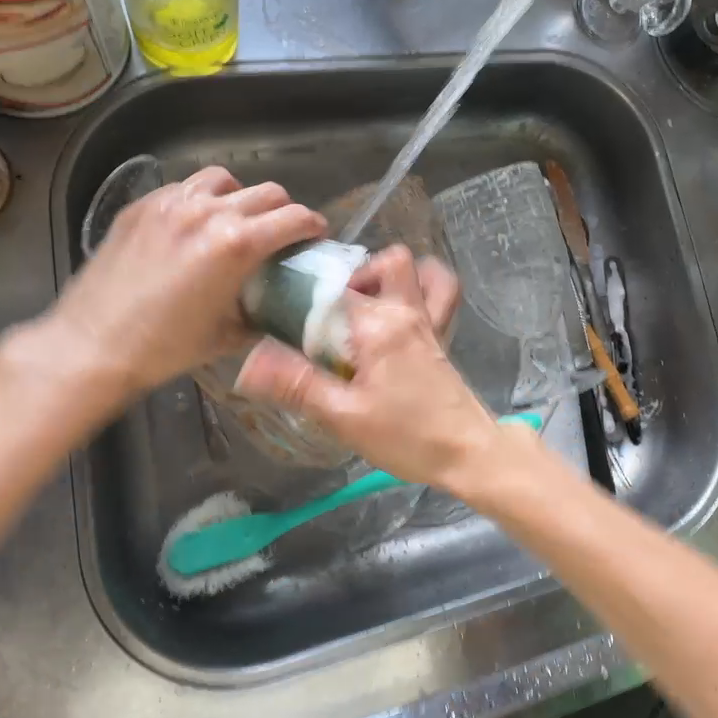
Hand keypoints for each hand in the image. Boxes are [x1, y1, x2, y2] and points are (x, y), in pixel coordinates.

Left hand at [41, 166, 325, 406]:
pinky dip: (200, 200)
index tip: (315, 237)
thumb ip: (263, 310)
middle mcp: (208, 212)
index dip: (313, 226)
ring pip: (224, 180)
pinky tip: (193, 226)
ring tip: (235, 220)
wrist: (90, 347)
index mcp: (238, 244)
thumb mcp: (228, 335)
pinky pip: (184, 188)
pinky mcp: (142, 207)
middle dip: (284, 211)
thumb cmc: (165, 349)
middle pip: (268, 192)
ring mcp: (171, 204)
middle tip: (281, 234)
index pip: (295, 217)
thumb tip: (280, 304)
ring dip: (241, 197)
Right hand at [233, 245, 518, 489]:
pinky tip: (399, 311)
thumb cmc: (406, 436)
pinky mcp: (443, 336)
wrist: (469, 453)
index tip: (287, 319)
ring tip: (366, 303)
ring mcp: (431, 321)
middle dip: (356, 276)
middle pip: (387, 263)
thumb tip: (248, 362)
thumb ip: (297, 385)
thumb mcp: (343, 416)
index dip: (307, 299)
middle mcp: (408, 311)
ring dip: (393, 276)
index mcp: (380, 325)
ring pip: (420, 270)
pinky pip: (439, 294)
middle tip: (333, 310)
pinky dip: (422, 288)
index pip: (335, 291)